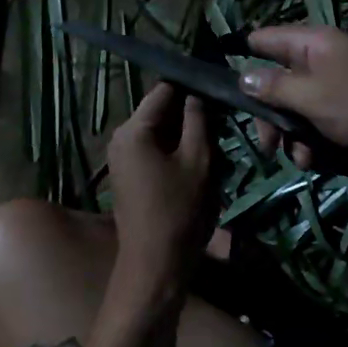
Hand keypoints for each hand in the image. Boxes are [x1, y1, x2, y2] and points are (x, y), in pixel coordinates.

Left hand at [106, 83, 212, 278]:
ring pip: (163, 132)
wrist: (156, 262)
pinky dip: (179, 151)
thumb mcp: (197, 160)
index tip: (220, 86)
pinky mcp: (132, 175)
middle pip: (162, 111)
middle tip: (226, 118)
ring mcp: (124, 157)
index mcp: (133, 130)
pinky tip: (203, 162)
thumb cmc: (179, 209)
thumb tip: (198, 92)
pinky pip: (158, 150)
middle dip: (193, 112)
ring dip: (189, 134)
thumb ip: (198, 120)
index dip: (192, 84)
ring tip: (219, 142)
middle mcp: (121, 137)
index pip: (164, 90)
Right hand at [239, 25, 347, 166]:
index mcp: (314, 43)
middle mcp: (325, 59)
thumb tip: (242, 75)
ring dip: (295, 137)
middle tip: (269, 145)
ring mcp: (341, 86)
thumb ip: (274, 87)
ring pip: (300, 109)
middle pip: (279, 81)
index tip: (224, 88)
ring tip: (305, 159)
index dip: (242, 58)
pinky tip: (321, 162)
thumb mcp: (312, 97)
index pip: (265, 39)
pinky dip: (318, 143)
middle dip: (271, 115)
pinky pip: (323, 124)